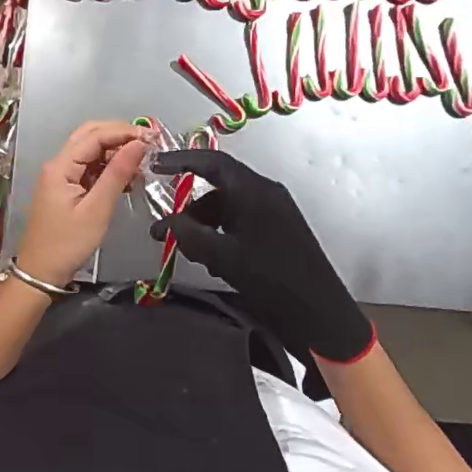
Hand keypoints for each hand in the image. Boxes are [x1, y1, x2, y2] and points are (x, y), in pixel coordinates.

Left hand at [15, 120, 148, 285]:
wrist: (41, 273)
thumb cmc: (67, 244)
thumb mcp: (96, 210)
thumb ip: (117, 174)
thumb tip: (138, 144)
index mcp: (60, 167)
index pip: (95, 135)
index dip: (124, 131)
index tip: (152, 137)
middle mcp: (57, 165)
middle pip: (90, 136)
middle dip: (119, 135)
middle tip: (148, 143)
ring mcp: (60, 177)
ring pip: (90, 152)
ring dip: (115, 152)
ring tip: (141, 162)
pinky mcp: (65, 188)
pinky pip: (88, 168)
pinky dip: (108, 168)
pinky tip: (126, 177)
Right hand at [150, 149, 372, 362]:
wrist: (317, 312)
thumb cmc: (270, 278)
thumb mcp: (221, 256)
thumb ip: (188, 234)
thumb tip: (166, 223)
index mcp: (254, 191)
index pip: (212, 163)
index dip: (181, 160)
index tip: (155, 165)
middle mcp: (265, 195)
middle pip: (217, 191)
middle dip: (188, 210)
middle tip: (163, 232)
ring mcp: (273, 214)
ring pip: (227, 211)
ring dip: (202, 228)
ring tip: (186, 253)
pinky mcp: (277, 233)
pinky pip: (239, 225)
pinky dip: (220, 237)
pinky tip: (212, 262)